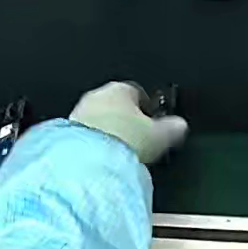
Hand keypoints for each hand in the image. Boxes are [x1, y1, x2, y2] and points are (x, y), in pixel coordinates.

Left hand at [68, 82, 187, 164]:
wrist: (88, 159)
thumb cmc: (124, 141)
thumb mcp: (159, 136)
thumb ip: (172, 128)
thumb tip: (180, 126)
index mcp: (121, 88)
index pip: (137, 91)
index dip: (147, 109)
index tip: (151, 124)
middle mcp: (97, 96)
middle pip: (115, 105)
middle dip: (125, 121)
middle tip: (136, 141)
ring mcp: (79, 113)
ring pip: (99, 119)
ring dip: (108, 133)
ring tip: (119, 154)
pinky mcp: (66, 133)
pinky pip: (85, 135)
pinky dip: (94, 144)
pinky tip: (102, 160)